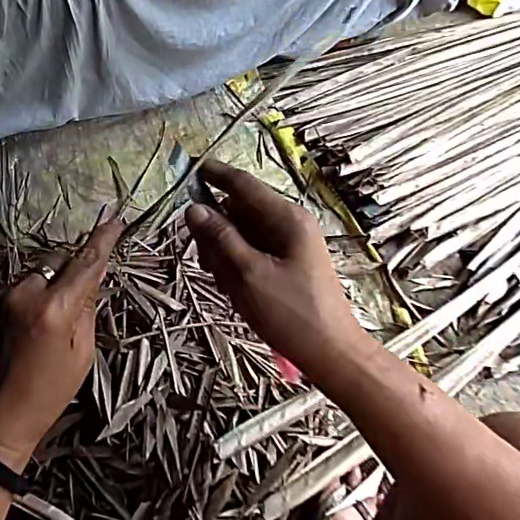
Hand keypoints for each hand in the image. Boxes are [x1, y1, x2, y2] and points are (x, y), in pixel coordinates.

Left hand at [0, 215, 124, 469]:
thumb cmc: (48, 394)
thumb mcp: (82, 355)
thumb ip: (87, 310)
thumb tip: (92, 278)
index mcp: (55, 309)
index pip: (86, 263)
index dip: (104, 240)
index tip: (116, 222)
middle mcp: (25, 293)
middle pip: (56, 261)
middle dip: (69, 271)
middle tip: (74, 301)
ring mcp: (0, 297)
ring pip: (34, 275)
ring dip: (45, 287)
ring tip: (43, 326)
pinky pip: (14, 290)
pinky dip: (25, 300)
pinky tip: (22, 331)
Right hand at [184, 160, 363, 380]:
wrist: (331, 353)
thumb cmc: (292, 313)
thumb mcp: (249, 275)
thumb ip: (220, 238)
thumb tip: (193, 208)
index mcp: (286, 218)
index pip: (243, 184)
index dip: (215, 174)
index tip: (188, 166)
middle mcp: (289, 224)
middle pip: (239, 210)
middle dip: (215, 228)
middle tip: (202, 255)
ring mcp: (288, 243)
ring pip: (242, 232)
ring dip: (223, 249)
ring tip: (221, 279)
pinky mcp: (285, 262)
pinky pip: (251, 250)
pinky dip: (235, 263)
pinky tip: (232, 286)